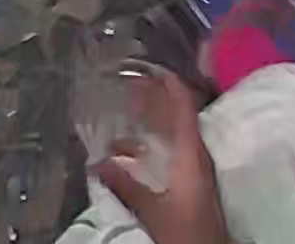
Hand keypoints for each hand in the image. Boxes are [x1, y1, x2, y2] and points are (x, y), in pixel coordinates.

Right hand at [95, 69, 231, 243]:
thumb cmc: (187, 234)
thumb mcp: (154, 212)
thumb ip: (127, 186)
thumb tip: (97, 163)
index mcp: (191, 152)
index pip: (185, 105)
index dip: (171, 84)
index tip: (153, 68)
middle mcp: (196, 154)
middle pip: (179, 114)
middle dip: (156, 99)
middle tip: (131, 87)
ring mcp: (196, 168)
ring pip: (174, 133)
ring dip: (152, 122)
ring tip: (125, 115)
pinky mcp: (192, 183)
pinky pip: (172, 151)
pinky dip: (153, 144)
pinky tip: (130, 153)